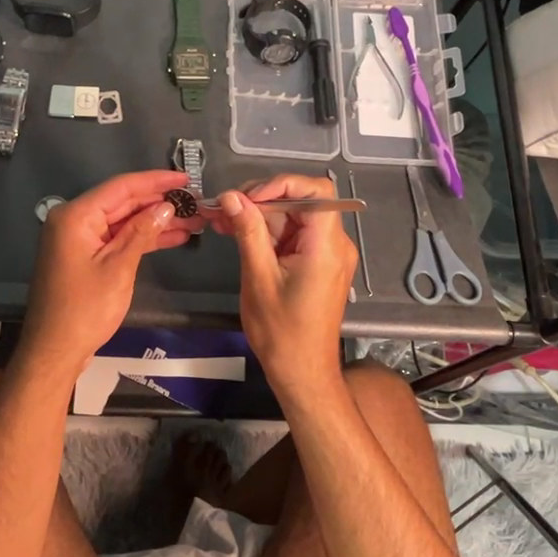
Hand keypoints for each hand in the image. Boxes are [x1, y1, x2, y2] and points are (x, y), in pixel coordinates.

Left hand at [18, 171, 203, 373]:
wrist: (55, 350)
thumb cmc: (85, 310)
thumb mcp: (119, 268)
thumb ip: (142, 232)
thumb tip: (165, 207)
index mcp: (76, 216)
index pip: (121, 188)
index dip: (155, 181)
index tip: (184, 178)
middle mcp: (74, 221)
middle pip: (122, 203)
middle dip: (159, 202)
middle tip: (195, 201)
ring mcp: (78, 239)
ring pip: (122, 221)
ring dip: (155, 221)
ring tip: (192, 219)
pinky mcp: (85, 256)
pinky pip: (116, 238)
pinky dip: (141, 238)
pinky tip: (172, 237)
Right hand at [211, 174, 356, 382]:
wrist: (302, 372)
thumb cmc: (281, 332)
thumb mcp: (258, 277)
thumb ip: (248, 232)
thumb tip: (231, 197)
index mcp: (326, 246)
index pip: (316, 190)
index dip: (281, 184)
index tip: (248, 197)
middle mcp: (335, 244)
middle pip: (301, 202)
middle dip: (262, 200)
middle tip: (224, 209)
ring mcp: (328, 255)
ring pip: (294, 218)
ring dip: (259, 217)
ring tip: (222, 221)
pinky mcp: (318, 265)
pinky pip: (294, 237)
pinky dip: (268, 234)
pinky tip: (238, 235)